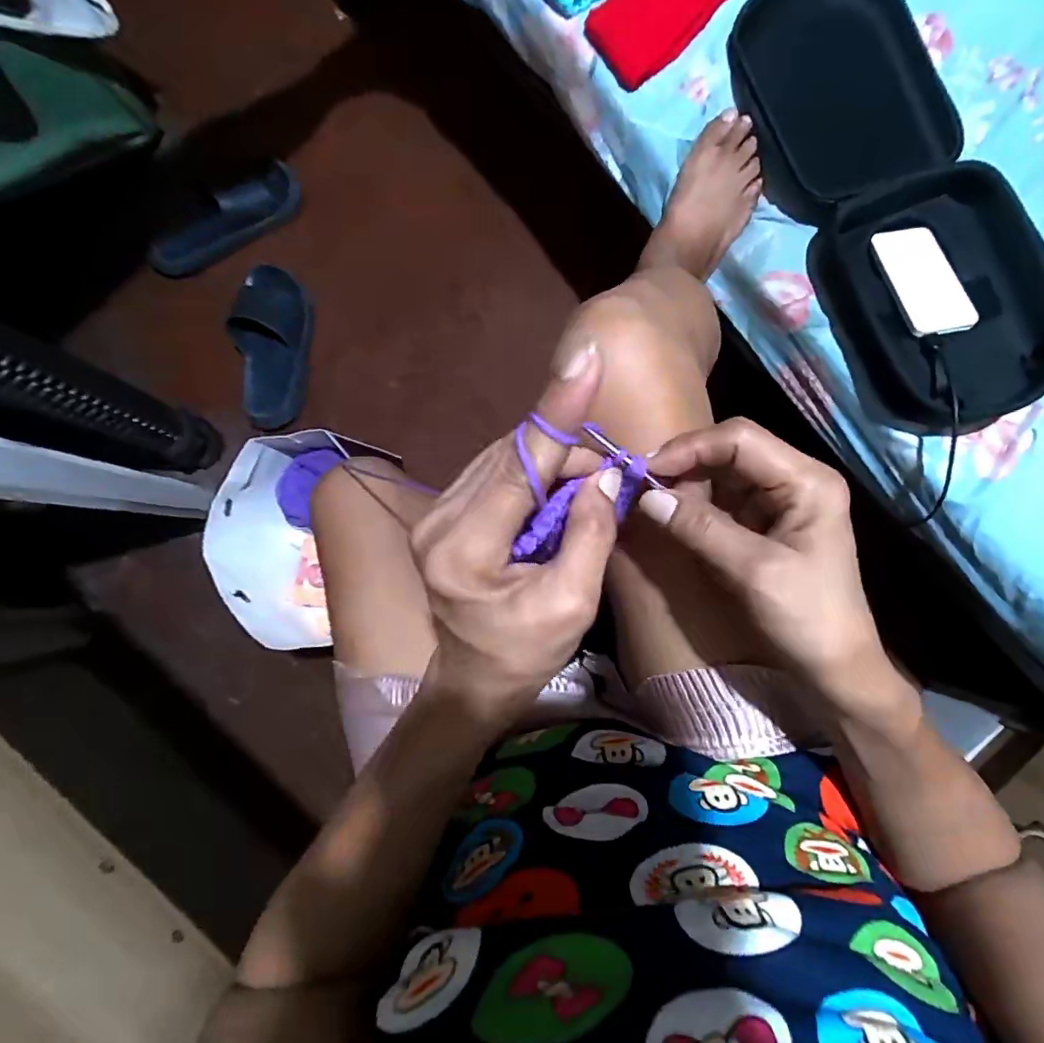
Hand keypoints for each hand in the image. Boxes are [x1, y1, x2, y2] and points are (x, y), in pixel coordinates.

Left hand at [409, 344, 618, 720]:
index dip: (557, 412)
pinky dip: (533, 472)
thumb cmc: (524, 655)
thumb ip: (590, 534)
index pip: (518, 465)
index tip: (586, 360)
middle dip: (566, 453)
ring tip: (588, 487)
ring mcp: (435, 514)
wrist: (473, 682)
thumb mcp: (571, 604)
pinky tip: (557, 491)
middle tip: (608, 477)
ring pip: (503, 458)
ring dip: (551, 462)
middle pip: (512, 455)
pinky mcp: (444, 515)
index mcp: (463, 548)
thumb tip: (604, 476)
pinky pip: (495, 473)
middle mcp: (438, 520)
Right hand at [642, 418, 900, 704]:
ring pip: (725, 474)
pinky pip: (726, 501)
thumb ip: (700, 528)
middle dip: (686, 463)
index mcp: (807, 481)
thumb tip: (646, 497)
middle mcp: (797, 479)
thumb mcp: (752, 570)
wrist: (835, 667)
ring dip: (688, 483)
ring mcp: (783, 501)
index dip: (690, 447)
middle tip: (642, 484)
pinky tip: (674, 515)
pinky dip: (697, 505)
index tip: (648, 470)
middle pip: (732, 450)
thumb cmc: (806, 617)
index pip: (740, 439)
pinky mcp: (769, 523)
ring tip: (652, 500)